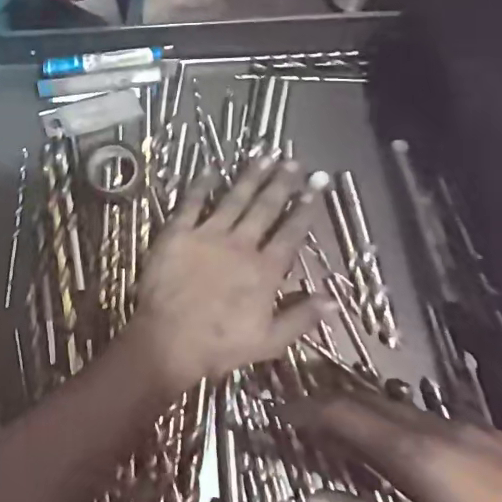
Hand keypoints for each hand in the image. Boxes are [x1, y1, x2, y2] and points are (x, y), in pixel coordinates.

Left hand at [126, 156, 335, 389]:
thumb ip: (301, 318)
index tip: (315, 187)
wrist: (168, 341)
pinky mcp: (177, 234)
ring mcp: (208, 236)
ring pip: (234, 199)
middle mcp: (241, 245)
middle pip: (265, 208)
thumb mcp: (269, 342)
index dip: (304, 209)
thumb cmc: (220, 346)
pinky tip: (210, 168)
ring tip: (263, 155)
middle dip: (281, 183)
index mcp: (265, 270)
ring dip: (250, 176)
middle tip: (293, 162)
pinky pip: (192, 203)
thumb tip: (333, 300)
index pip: (291, 233)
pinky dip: (201, 185)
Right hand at [287, 393, 501, 501]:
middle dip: (332, 406)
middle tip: (294, 420)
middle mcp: (457, 433)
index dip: (309, 410)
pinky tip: (401, 455)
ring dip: (367, 418)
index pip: (352, 417)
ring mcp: (491, 438)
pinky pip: (438, 426)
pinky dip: (402, 431)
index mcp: (435, 458)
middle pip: (377, 405)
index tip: (275, 412)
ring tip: (334, 435)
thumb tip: (313, 501)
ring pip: (409, 414)